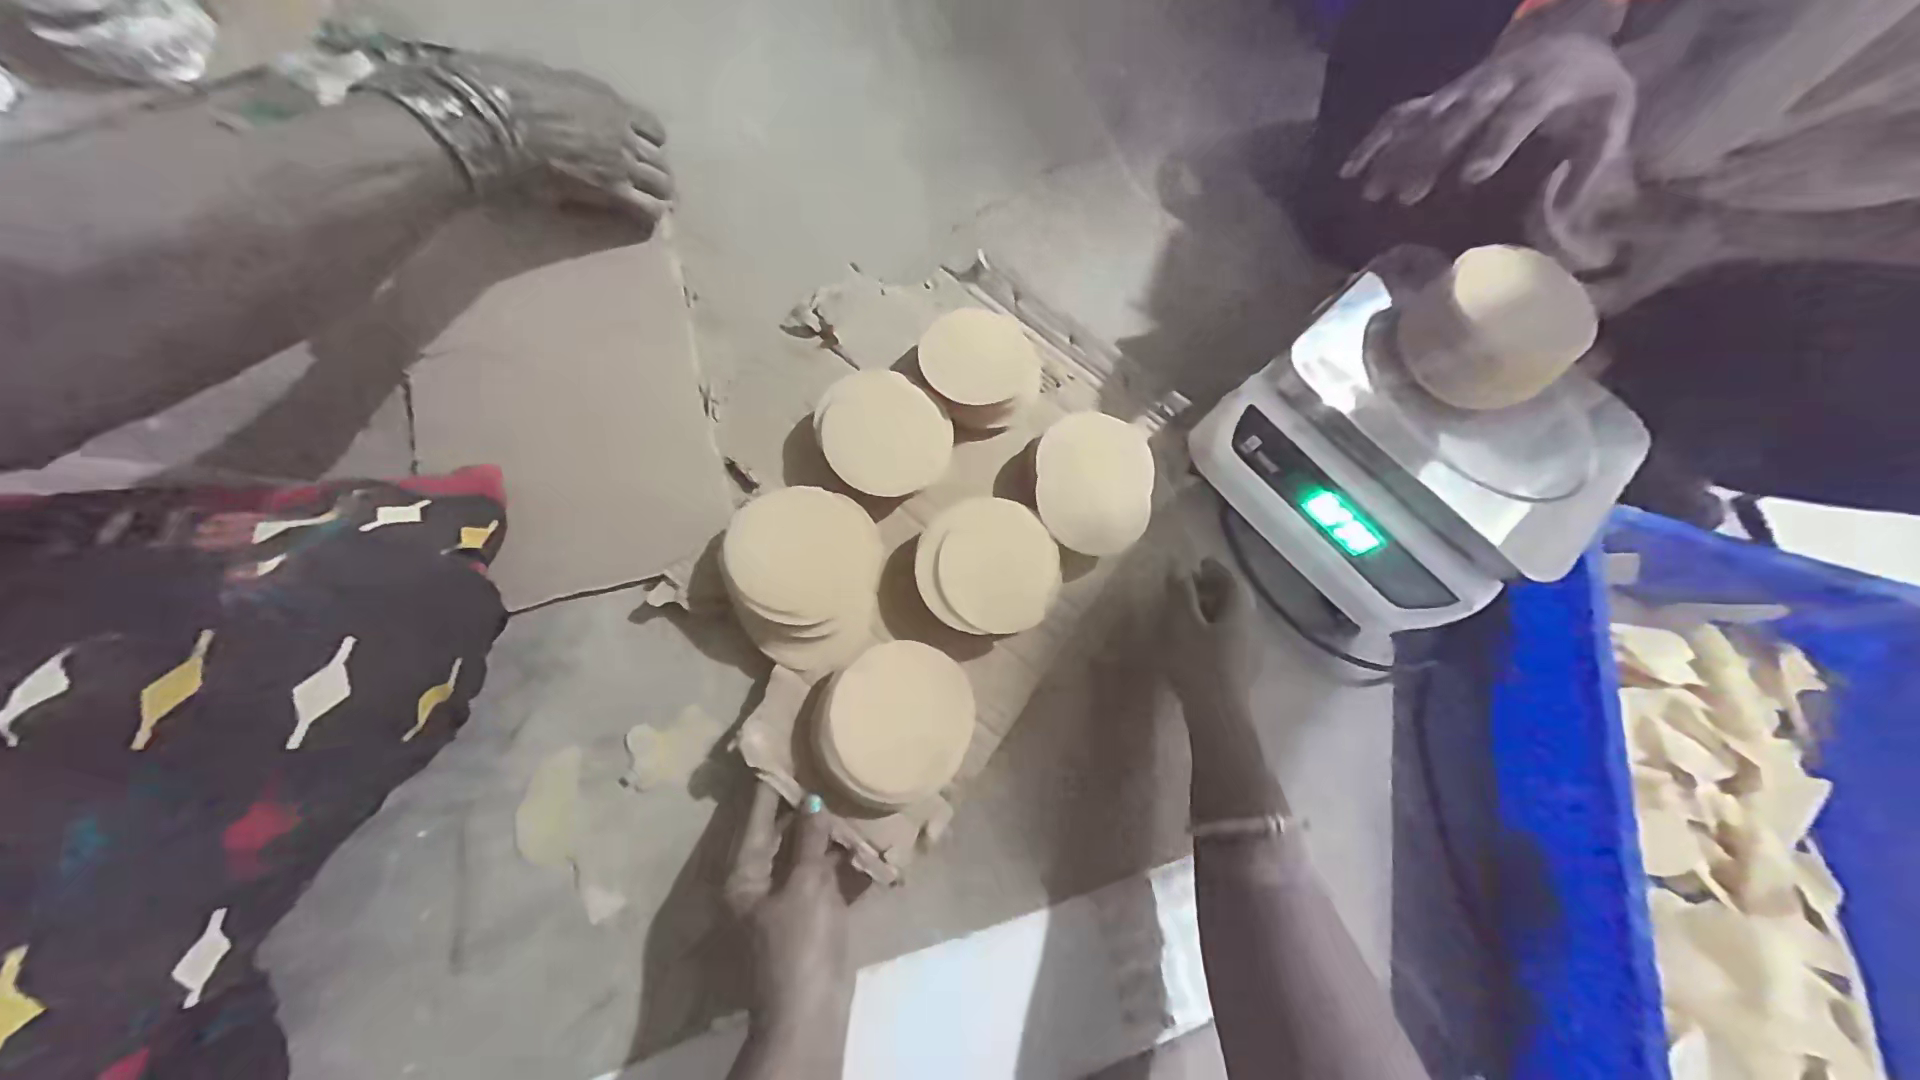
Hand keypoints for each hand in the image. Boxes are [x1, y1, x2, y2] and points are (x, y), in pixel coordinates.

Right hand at [450, 53, 672, 224]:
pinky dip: (649, 214)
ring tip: (646, 208)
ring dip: (656, 197)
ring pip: (661, 187)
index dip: (649, 144)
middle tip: (649, 191)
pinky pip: (649, 208)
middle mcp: (624, 133)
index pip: (652, 128)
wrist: (492, 125)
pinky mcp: (615, 192)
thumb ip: (568, 99)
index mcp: (608, 101)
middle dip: (657, 176)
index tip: (641, 155)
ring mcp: (623, 164)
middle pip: (660, 162)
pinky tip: (641, 220)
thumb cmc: (502, 96)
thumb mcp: (542, 81)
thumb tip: (565, 107)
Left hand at [725, 782, 852, 1076]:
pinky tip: (863, 837)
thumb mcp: (805, 885)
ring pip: (807, 854)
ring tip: (846, 794)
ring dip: (827, 830)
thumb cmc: (799, 943)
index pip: (757, 821)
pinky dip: (841, 858)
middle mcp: (762, 884)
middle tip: (820, 768)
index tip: (778, 755)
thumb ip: (809, 840)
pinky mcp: (812, 914)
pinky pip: (826, 875)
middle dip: (803, 806)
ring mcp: (788, 900)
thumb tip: (811, 801)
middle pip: (782, 836)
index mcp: (745, 876)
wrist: (812, 1012)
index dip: (769, 789)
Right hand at [1164, 558, 1259, 717]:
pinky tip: (1196, 638)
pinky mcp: (1241, 669)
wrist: (1217, 714)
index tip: (1199, 562)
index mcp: (1239, 612)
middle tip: (1191, 584)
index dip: (1215, 569)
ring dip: (1213, 609)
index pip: (1232, 582)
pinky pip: (1228, 637)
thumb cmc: (1197, 664)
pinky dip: (1213, 627)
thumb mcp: (1182, 623)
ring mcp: (1249, 651)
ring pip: (1232, 620)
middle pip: (1235, 600)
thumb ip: (1181, 593)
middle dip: (1214, 588)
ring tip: (1190, 610)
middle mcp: (1251, 628)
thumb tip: (1179, 567)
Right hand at [1341, 34, 1634, 212]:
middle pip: (1458, 117)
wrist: (1567, 44)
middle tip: (1406, 196)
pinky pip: (1399, 116)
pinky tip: (1348, 171)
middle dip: (1429, 156)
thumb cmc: (1586, 97)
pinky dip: (1371, 142)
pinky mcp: (1437, 98)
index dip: (1493, 141)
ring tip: (1371, 193)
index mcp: (1546, 83)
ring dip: (1395, 155)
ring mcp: (1460, 89)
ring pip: (1423, 118)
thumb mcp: (1611, 120)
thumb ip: (1592, 163)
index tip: (1470, 178)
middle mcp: (1497, 81)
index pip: (1517, 112)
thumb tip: (1564, 210)